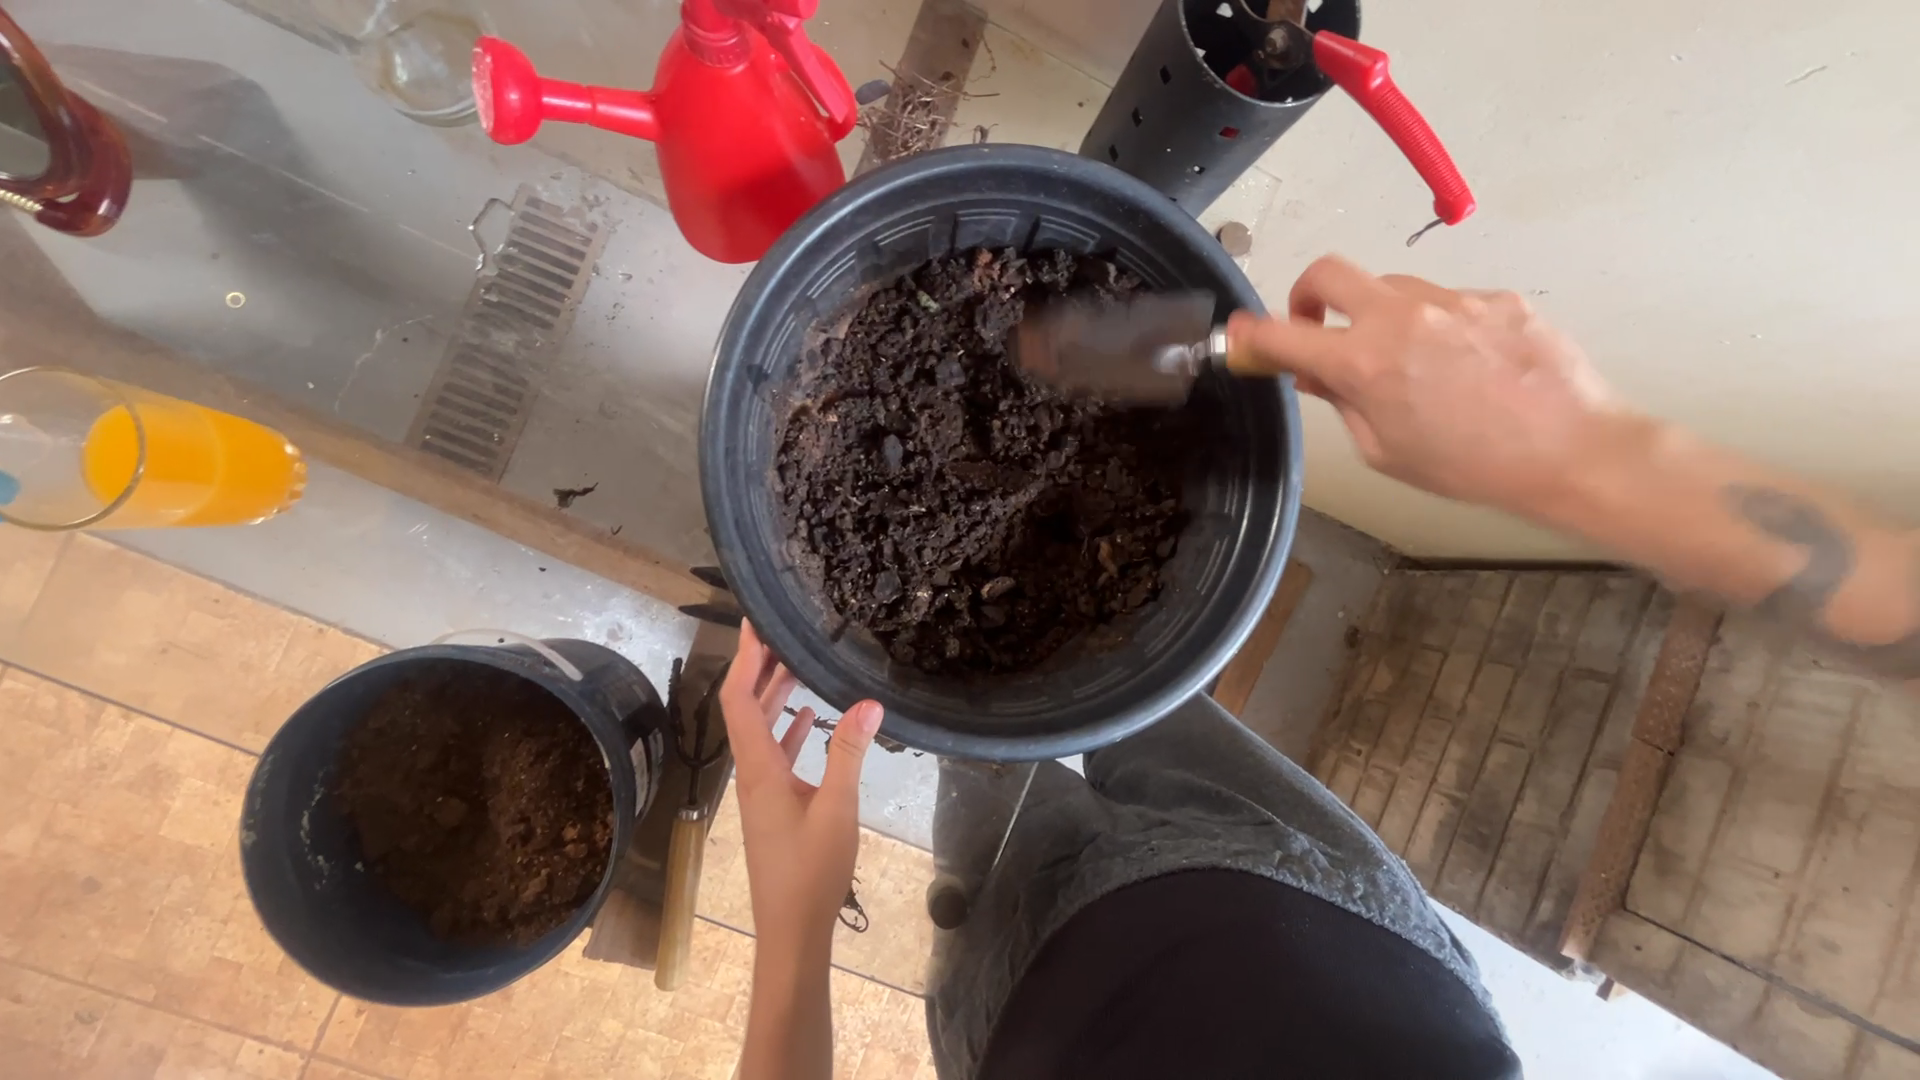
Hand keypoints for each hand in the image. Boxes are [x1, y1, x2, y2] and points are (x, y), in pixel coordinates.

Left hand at [720, 621, 884, 949]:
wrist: (792, 930)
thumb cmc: (811, 870)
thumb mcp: (838, 808)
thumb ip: (849, 752)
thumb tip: (870, 702)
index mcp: (758, 769)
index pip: (738, 700)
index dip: (743, 660)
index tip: (753, 624)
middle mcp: (751, 775)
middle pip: (744, 709)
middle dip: (758, 668)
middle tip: (779, 632)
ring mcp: (761, 792)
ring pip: (760, 731)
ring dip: (773, 695)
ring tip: (796, 663)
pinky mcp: (774, 806)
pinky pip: (774, 754)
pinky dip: (787, 729)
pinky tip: (809, 717)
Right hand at [1227, 254, 1621, 518]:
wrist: (1570, 449)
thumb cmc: (1466, 465)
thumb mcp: (1383, 448)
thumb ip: (1342, 402)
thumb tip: (1317, 375)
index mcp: (1363, 361)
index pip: (1284, 335)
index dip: (1251, 334)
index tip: (1238, 335)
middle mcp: (1400, 316)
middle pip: (1329, 273)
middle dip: (1305, 294)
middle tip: (1314, 325)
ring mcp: (1451, 300)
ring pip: (1390, 288)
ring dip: (1376, 315)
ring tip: (1404, 360)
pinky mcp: (1495, 298)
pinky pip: (1444, 302)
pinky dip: (1432, 326)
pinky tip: (1460, 365)